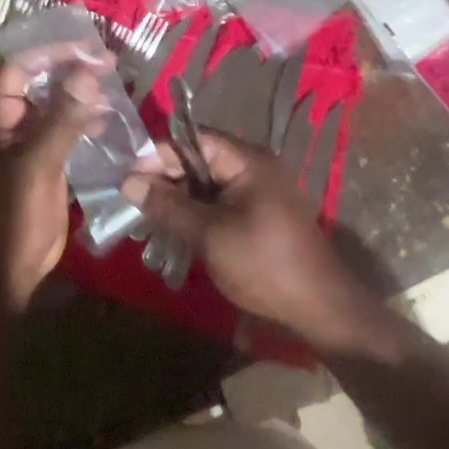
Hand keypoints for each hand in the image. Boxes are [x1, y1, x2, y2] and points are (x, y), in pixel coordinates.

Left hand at [0, 47, 109, 310]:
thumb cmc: (10, 217)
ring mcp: (19, 143)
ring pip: (50, 105)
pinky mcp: (37, 163)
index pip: (19, 67)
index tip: (91, 50)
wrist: (2, 275)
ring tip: (115, 88)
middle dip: (70, 70)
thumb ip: (62, 118)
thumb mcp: (36, 165)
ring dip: (79, 95)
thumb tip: (87, 72)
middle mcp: (1, 122)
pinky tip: (109, 120)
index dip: (53, 53)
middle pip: (36, 82)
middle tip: (110, 63)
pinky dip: (81, 121)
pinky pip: (59, 130)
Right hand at [122, 132, 389, 353]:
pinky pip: (219, 204)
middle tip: (133, 205)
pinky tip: (174, 236)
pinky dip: (196, 216)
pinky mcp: (259, 215)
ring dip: (178, 202)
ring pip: (205, 186)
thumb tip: (128, 181)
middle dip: (165, 181)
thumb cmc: (264, 264)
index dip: (158, 156)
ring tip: (148, 225)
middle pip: (197, 161)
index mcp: (247, 160)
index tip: (128, 179)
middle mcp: (253, 167)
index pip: (192, 139)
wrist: (321, 309)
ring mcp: (258, 192)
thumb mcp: (209, 234)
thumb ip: (167, 205)